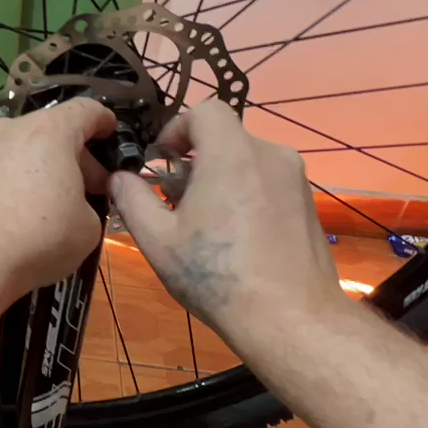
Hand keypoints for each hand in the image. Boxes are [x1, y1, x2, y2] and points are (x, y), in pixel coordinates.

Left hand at [0, 97, 115, 298]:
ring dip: (43, 166)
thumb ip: (90, 203)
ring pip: (23, 148)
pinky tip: (18, 210)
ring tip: (53, 200)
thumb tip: (76, 204)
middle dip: (76, 155)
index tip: (111, 136)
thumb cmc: (39, 239)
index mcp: (49, 132)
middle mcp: (12, 130)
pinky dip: (15, 179)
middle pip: (53, 130)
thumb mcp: (89, 227)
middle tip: (89, 187)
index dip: (105, 122)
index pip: (86, 109)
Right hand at [110, 101, 344, 339]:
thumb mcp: (158, 240)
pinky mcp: (308, 203)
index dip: (178, 127)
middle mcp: (269, 155)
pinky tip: (236, 239)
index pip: (205, 110)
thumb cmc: (216, 275)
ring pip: (247, 161)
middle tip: (175, 200)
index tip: (162, 160)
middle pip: (225, 137)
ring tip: (204, 224)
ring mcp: (295, 179)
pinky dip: (246, 195)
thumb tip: (119, 177)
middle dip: (195, 160)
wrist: (290, 318)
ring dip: (220, 178)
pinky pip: (268, 183)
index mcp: (231, 153)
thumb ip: (133, 199)